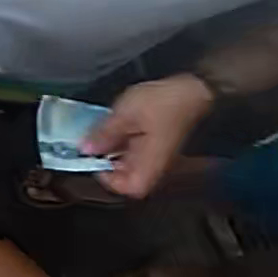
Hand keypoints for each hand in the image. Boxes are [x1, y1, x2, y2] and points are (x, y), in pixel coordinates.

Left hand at [80, 75, 215, 197]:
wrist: (192, 88)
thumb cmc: (162, 102)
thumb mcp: (125, 115)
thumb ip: (104, 134)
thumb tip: (85, 150)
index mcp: (151, 165)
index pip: (129, 188)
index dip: (108, 178)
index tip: (93, 157)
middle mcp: (156, 165)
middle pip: (127, 176)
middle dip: (106, 160)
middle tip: (92, 141)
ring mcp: (157, 155)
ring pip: (129, 162)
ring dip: (112, 149)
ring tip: (101, 131)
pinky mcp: (156, 144)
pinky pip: (135, 150)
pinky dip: (121, 141)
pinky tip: (114, 125)